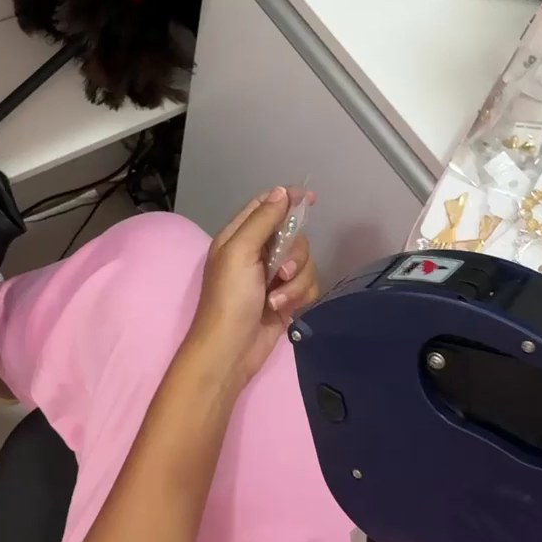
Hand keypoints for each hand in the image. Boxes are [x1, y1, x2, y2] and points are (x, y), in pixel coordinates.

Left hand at [183, 188, 318, 394]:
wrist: (231, 350)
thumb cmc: (229, 298)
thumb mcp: (240, 252)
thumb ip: (263, 220)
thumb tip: (282, 191)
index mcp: (239, 237)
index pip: (267, 207)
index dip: (288, 200)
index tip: (311, 199)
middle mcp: (257, 253)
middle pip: (294, 236)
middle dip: (294, 255)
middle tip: (280, 272)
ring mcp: (273, 278)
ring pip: (305, 263)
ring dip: (296, 282)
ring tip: (277, 300)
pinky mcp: (287, 299)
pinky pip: (309, 286)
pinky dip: (301, 297)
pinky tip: (286, 310)